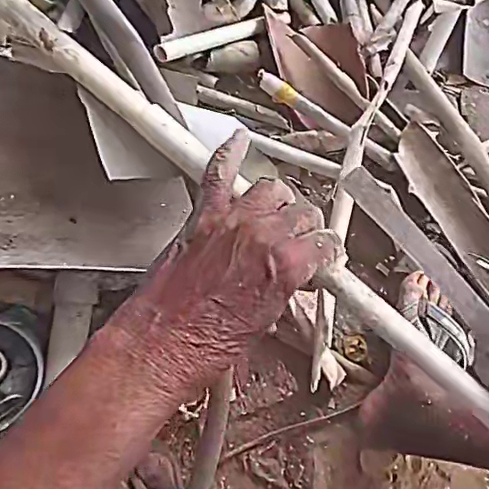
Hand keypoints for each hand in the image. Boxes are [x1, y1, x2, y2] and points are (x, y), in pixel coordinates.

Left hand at [112, 132, 338, 386]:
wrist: (161, 347)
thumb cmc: (208, 343)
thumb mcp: (270, 317)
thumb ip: (290, 284)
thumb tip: (300, 274)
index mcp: (286, 265)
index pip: (325, 242)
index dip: (327, 250)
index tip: (324, 254)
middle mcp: (262, 236)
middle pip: (303, 213)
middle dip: (307, 228)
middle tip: (301, 241)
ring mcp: (231, 221)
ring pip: (272, 189)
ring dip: (279, 201)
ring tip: (277, 213)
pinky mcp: (202, 217)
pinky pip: (218, 172)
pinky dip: (230, 154)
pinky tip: (238, 142)